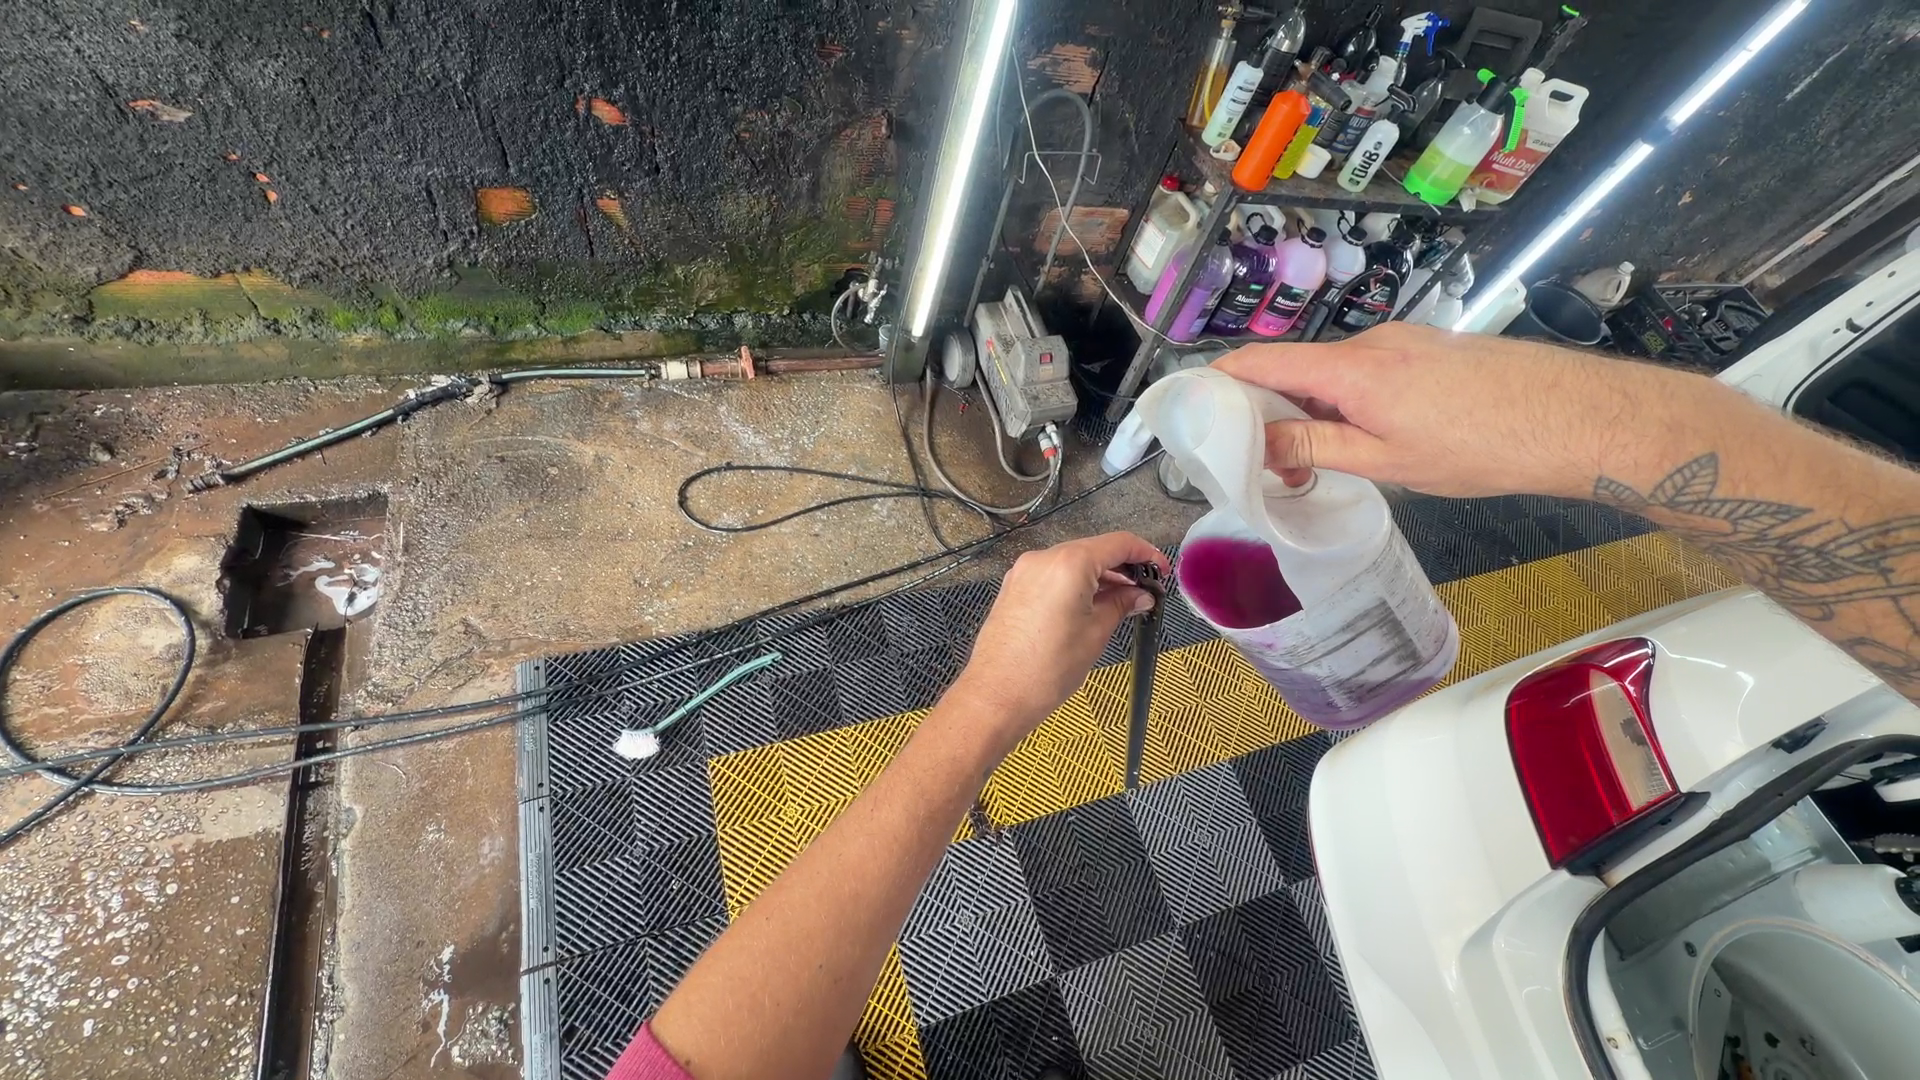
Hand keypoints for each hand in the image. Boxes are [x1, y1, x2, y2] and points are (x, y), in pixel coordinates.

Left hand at [948, 533, 1168, 748]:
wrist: (996, 695)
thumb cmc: (1046, 669)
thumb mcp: (1095, 634)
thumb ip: (1121, 605)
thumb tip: (1140, 595)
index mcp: (1068, 563)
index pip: (1117, 543)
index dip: (1145, 553)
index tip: (1161, 570)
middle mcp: (1042, 559)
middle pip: (1093, 550)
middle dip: (1122, 568)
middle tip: (1145, 592)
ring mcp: (1023, 572)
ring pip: (1071, 563)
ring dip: (1098, 577)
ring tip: (1121, 603)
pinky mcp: (1013, 588)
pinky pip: (1052, 576)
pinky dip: (1074, 584)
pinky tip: (1090, 606)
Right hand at [1212, 323, 1738, 498]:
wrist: (1587, 420)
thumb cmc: (1481, 447)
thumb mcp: (1386, 460)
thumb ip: (1313, 446)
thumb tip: (1258, 445)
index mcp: (1352, 369)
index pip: (1260, 360)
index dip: (1217, 378)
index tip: (1190, 405)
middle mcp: (1370, 343)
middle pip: (1292, 367)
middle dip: (1263, 408)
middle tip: (1256, 457)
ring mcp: (1402, 342)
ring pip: (1328, 373)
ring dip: (1305, 408)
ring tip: (1309, 457)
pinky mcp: (1427, 349)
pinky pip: (1363, 372)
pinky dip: (1340, 401)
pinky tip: (1356, 436)